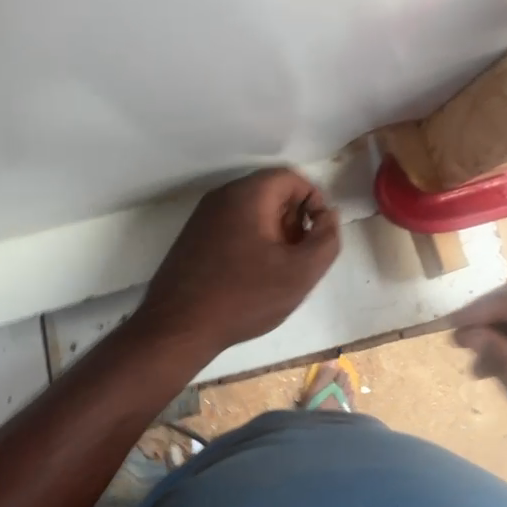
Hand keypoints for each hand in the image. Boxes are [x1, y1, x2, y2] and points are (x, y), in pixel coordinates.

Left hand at [132, 168, 341, 362]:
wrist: (177, 328)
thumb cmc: (244, 297)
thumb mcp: (300, 272)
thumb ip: (327, 239)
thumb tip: (328, 217)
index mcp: (248, 194)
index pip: (292, 178)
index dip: (314, 202)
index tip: (318, 237)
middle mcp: (222, 196)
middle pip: (272, 192)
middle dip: (294, 220)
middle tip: (299, 257)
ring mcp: (203, 216)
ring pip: (252, 211)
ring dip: (274, 234)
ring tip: (277, 272)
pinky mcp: (192, 238)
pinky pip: (233, 227)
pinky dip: (251, 243)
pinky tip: (251, 278)